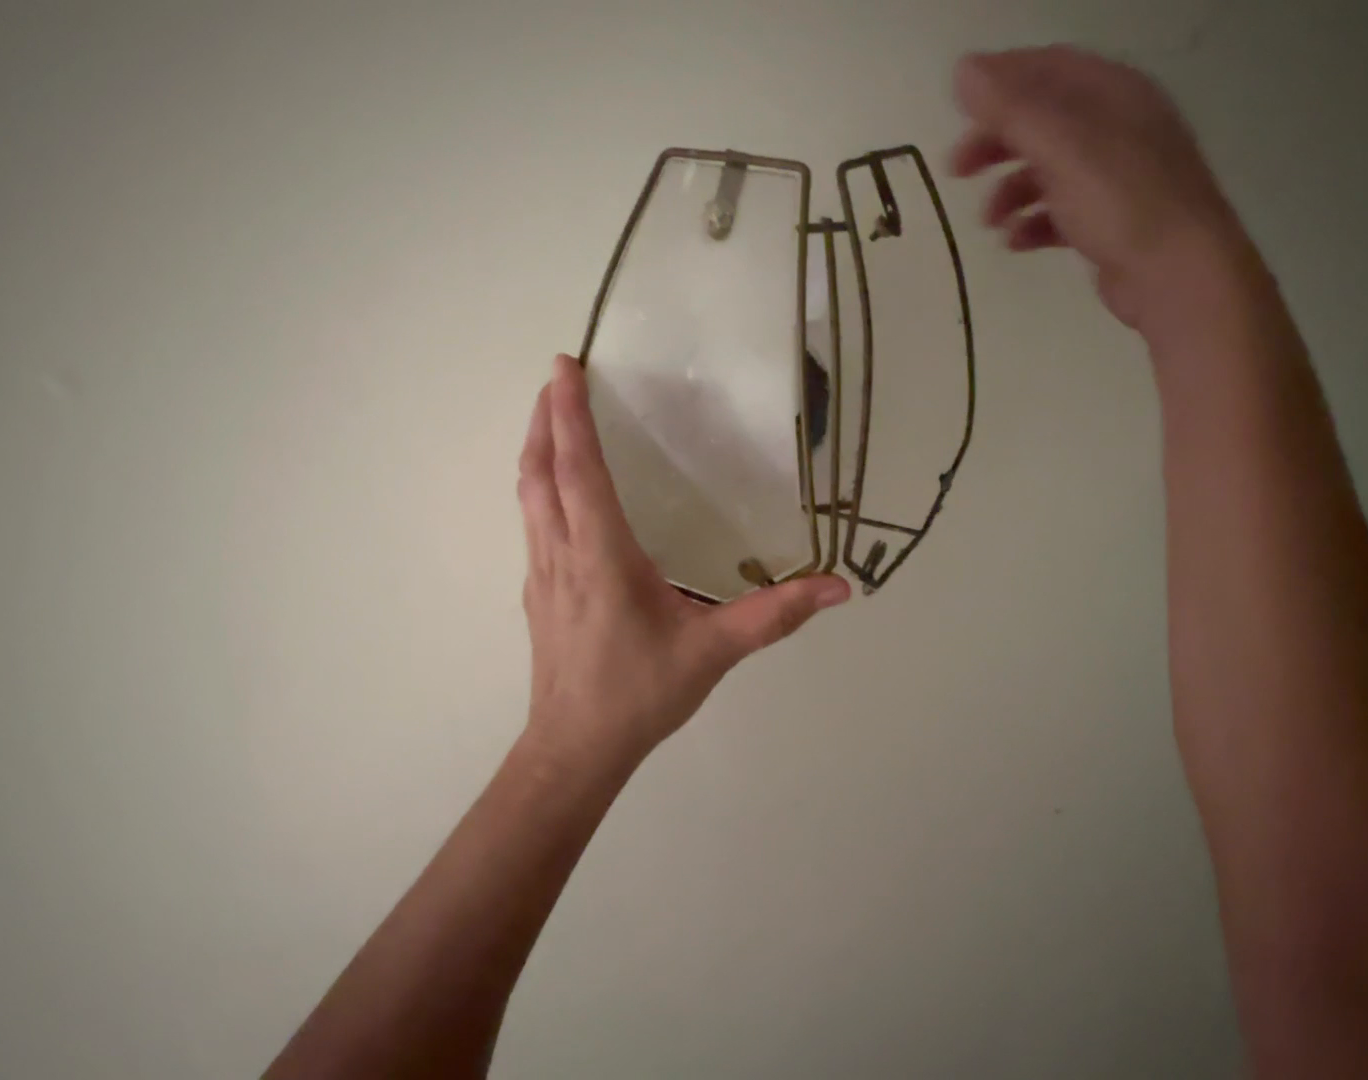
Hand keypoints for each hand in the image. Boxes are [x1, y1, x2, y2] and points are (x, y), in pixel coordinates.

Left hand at [517, 354, 849, 764]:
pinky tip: (562, 498)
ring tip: (551, 422)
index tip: (564, 368)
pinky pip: (534, 524)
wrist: (574, 749)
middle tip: (556, 379)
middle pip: (538, 473)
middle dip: (543, 420)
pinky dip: (541, 490)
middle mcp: (562, 555)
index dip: (570, 416)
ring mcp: (542, 575)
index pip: (579, 470)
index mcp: (601, 556)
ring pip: (528, 498)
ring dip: (537, 452)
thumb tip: (839, 587)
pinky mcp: (539, 595)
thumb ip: (775, 616)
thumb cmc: (639, 695)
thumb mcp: (713, 652)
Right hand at [951, 46, 1254, 330]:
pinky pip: (1060, 212)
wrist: (1178, 275)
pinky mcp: (1111, 221)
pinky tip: (1015, 242)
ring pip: (1047, 170)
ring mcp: (1116, 176)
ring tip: (988, 221)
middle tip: (956, 171)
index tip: (956, 110)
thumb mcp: (1061, 147)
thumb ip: (1010, 108)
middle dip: (995, 143)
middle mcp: (1117, 126)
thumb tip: (962, 70)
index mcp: (1112, 92)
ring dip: (1009, 190)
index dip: (998, 82)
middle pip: (1042, 120)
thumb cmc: (1121, 202)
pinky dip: (1032, 223)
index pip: (1046, 68)